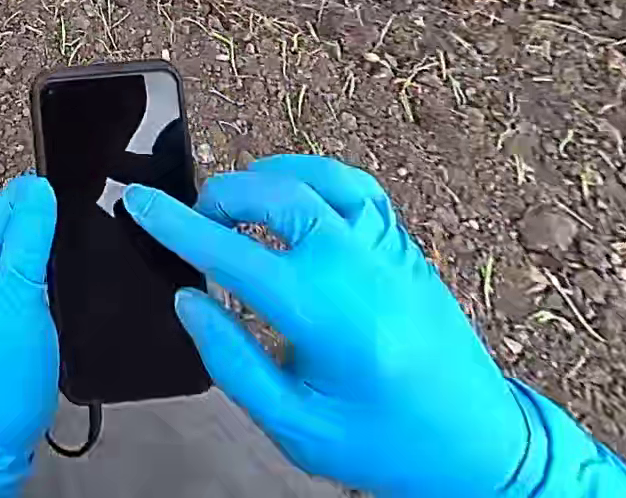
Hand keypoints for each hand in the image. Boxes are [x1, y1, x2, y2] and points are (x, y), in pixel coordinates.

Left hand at [0, 175, 57, 497]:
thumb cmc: (1, 376)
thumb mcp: (16, 301)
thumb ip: (27, 242)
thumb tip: (40, 188)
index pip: (18, 193)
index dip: (50, 199)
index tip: (74, 219)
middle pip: (29, 209)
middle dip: (57, 218)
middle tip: (79, 246)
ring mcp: (2, 272)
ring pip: (39, 232)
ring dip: (60, 239)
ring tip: (79, 259)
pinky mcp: (20, 290)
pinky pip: (44, 256)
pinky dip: (60, 260)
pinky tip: (72, 274)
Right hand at [124, 156, 537, 497]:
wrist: (486, 451)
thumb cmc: (383, 445)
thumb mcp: (296, 429)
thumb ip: (231, 361)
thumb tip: (188, 297)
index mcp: (328, 318)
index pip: (232, 254)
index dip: (176, 224)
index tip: (138, 201)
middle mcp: (358, 267)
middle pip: (272, 196)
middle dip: (221, 201)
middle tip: (201, 229)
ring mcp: (385, 245)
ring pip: (310, 175)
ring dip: (260, 181)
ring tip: (239, 210)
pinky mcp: (399, 238)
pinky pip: (350, 181)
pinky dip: (307, 173)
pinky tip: (289, 193)